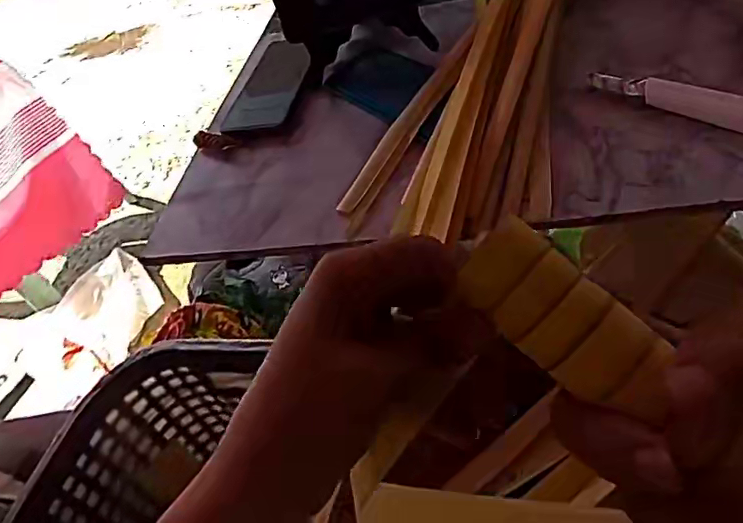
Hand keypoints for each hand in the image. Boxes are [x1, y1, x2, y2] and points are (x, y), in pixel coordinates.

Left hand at [165, 237, 488, 522]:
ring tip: (475, 379)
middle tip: (483, 347)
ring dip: (447, 345)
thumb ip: (433, 341)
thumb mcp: (377, 377)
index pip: (418, 251)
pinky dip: (429, 368)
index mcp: (347, 275)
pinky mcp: (360, 354)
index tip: (483, 312)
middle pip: (421, 281)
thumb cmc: (306, 420)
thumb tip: (488, 321)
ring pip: (418, 315)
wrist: (253, 491)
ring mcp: (356, 321)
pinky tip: (455, 407)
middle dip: (455, 313)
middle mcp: (352, 287)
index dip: (453, 276)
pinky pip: (407, 346)